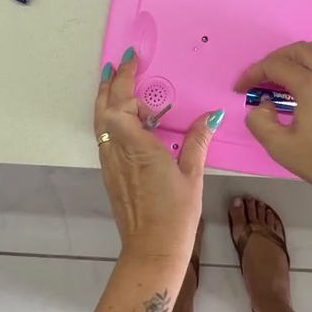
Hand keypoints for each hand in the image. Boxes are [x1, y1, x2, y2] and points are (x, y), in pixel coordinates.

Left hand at [95, 48, 222, 265]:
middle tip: (120, 65)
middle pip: (105, 109)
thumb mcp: (192, 175)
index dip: (124, 81)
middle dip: (111, 84)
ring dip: (106, 100)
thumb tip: (209, 116)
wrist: (152, 249)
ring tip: (116, 82)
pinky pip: (106, 138)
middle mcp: (118, 152)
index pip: (121, 105)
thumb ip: (198, 141)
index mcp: (138, 148)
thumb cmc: (175, 215)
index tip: (132, 61)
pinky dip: (111, 119)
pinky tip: (126, 118)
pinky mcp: (111, 174)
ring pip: (101, 123)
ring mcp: (111, 164)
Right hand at [236, 41, 311, 205]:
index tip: (242, 87)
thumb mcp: (279, 147)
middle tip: (263, 76)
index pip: (275, 66)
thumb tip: (264, 105)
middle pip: (301, 50)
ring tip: (298, 65)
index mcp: (311, 86)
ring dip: (310, 50)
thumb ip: (259, 121)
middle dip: (276, 59)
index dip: (253, 73)